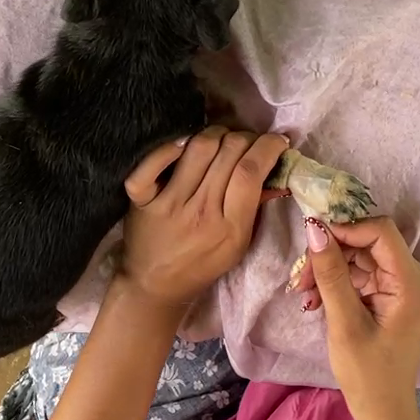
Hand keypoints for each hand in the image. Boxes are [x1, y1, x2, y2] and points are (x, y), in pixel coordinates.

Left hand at [118, 127, 289, 309]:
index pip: (250, 171)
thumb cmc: (203, 263)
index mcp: (230, 228)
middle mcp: (201, 213)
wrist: (155, 286)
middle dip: (246, 136)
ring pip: (199, 148)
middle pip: (229, 153)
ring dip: (216, 133)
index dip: (268, 146)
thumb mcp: (239, 244)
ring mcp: (169, 204)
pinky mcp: (142, 200)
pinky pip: (152, 163)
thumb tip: (275, 167)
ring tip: (222, 139)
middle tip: (249, 140)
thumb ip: (256, 207)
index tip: (277, 141)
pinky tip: (184, 145)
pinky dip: (168, 147)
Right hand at [296, 216, 419, 419]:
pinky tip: (315, 301)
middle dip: (330, 253)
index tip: (312, 243)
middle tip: (300, 278)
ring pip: (358, 256)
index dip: (345, 229)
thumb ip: (331, 274)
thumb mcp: (345, 322)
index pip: (380, 231)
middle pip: (366, 242)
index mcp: (411, 281)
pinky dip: (335, 281)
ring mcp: (400, 285)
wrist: (383, 412)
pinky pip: (358, 273)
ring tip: (304, 294)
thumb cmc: (367, 373)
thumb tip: (314, 229)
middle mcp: (412, 276)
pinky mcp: (388, 294)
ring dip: (328, 269)